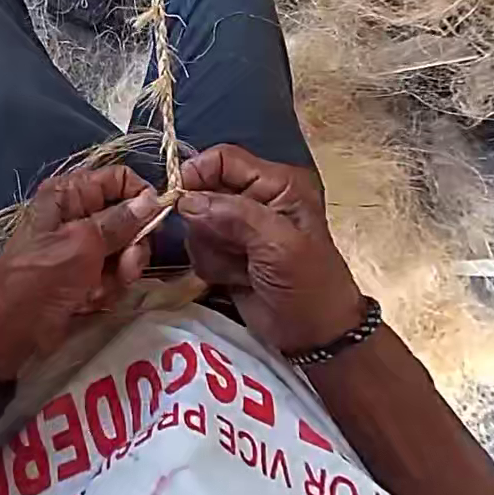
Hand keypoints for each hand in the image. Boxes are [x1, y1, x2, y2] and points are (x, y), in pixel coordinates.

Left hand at [0, 165, 159, 381]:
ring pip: (125, 251)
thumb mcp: (81, 244)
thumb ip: (120, 221)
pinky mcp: (85, 277)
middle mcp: (77, 215)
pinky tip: (88, 302)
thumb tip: (152, 199)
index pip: (119, 179)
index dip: (141, 196)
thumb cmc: (40, 278)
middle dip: (131, 246)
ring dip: (118, 274)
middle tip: (124, 267)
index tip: (154, 221)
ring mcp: (82, 248)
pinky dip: (106, 291)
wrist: (8, 333)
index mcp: (69, 194)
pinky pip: (114, 277)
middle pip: (129, 218)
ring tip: (97, 290)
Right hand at [176, 144, 370, 353]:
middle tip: (228, 246)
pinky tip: (234, 277)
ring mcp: (237, 224)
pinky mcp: (224, 249)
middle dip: (206, 222)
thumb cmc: (308, 285)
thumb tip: (186, 200)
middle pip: (202, 189)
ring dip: (209, 247)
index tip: (179, 200)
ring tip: (238, 266)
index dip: (197, 173)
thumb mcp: (280, 245)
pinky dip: (209, 264)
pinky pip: (196, 245)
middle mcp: (254, 196)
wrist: (314, 336)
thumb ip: (235, 215)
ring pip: (194, 220)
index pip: (222, 159)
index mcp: (276, 182)